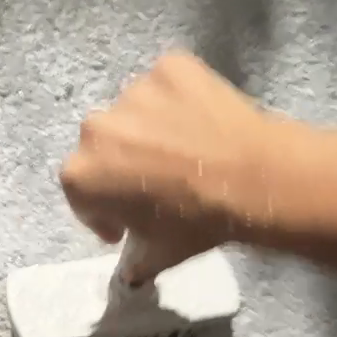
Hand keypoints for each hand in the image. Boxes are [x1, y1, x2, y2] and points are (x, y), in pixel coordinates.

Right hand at [59, 52, 276, 283]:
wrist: (255, 180)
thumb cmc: (196, 223)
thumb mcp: (157, 255)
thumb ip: (133, 262)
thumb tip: (131, 271)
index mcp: (81, 174)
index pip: (81, 193)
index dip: (103, 212)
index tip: (126, 224)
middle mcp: (95, 127)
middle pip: (102, 147)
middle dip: (120, 165)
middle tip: (153, 185)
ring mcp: (132, 91)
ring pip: (133, 113)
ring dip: (147, 131)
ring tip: (180, 153)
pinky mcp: (169, 66)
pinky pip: (165, 86)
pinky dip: (177, 102)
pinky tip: (199, 123)